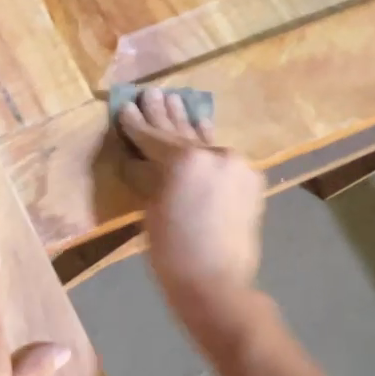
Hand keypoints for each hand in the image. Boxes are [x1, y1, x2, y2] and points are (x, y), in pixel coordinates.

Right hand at [120, 87, 265, 320]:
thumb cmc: (171, 253)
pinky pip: (220, 156)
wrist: (216, 283)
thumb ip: (150, 178)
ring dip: (187, 123)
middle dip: (163, 115)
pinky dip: (206, 143)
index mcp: (185, 160)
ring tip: (174, 99)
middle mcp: (214, 154)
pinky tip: (199, 129)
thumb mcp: (150, 211)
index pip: (154, 137)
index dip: (136, 124)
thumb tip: (144, 161)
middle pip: (181, 132)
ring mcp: (235, 165)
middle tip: (150, 92)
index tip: (126, 107)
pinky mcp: (248, 179)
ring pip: (204, 140)